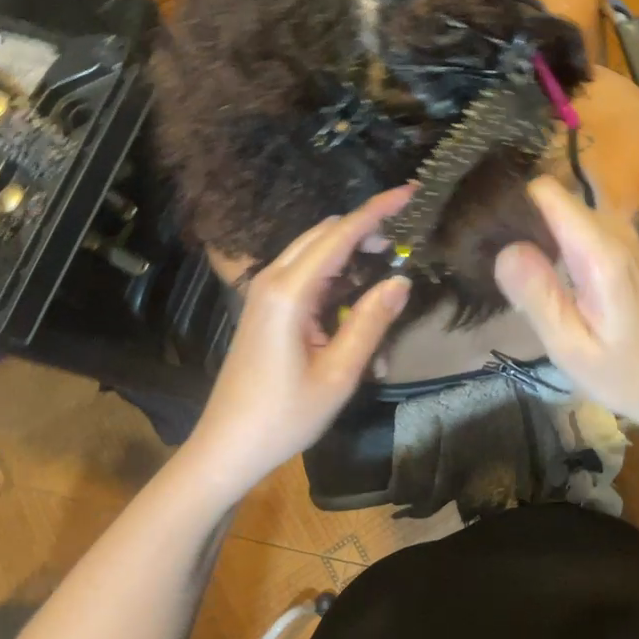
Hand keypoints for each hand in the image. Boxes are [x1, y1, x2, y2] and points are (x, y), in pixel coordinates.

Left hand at [184, 187, 414, 488]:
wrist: (228, 446)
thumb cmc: (284, 416)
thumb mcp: (339, 374)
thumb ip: (371, 322)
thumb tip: (401, 279)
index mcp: (289, 293)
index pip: (339, 234)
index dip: (377, 211)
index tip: (410, 192)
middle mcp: (272, 281)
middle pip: (324, 233)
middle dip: (365, 228)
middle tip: (406, 241)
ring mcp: (265, 294)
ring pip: (314, 252)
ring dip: (350, 252)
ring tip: (388, 268)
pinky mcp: (266, 309)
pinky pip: (305, 275)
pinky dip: (335, 275)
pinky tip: (358, 297)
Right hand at [494, 179, 638, 436]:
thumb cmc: (623, 375)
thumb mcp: (571, 347)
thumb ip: (539, 296)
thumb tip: (504, 249)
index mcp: (601, 252)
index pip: (545, 192)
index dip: (513, 206)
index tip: (487, 236)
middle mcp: (614, 231)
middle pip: (552, 198)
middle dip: (520, 221)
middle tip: (492, 263)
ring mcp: (621, 236)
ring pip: (562, 210)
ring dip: (534, 233)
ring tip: (512, 273)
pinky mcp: (620, 247)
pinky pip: (575, 226)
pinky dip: (552, 242)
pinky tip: (540, 277)